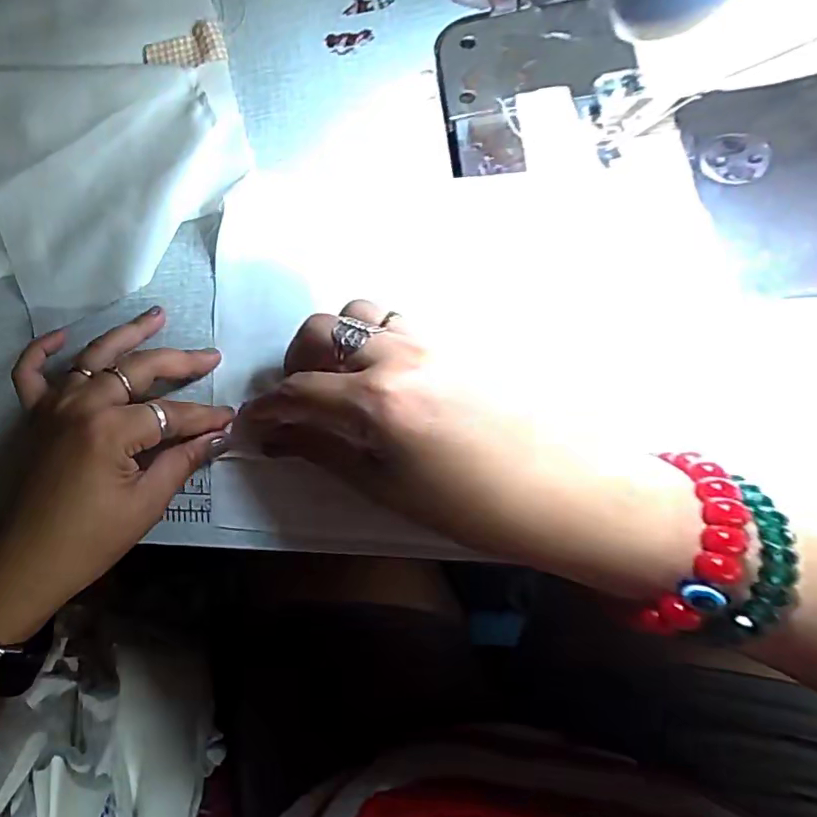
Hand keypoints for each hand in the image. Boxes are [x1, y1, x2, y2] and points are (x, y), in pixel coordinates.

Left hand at [0, 307, 232, 642]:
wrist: (27, 562)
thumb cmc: (91, 540)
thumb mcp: (145, 504)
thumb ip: (181, 461)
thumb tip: (218, 436)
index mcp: (111, 429)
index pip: (170, 413)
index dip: (204, 417)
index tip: (230, 417)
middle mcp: (82, 404)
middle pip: (138, 369)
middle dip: (179, 361)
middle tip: (210, 355)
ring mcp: (53, 405)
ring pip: (93, 356)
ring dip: (126, 334)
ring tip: (156, 316)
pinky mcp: (33, 415)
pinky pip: (30, 372)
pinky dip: (44, 351)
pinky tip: (64, 336)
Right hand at [240, 300, 699, 598]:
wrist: (564, 492)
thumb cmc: (471, 506)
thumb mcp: (385, 487)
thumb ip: (325, 451)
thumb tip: (279, 437)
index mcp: (374, 399)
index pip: (297, 390)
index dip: (266, 407)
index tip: (252, 422)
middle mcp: (396, 355)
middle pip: (320, 329)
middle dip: (296, 360)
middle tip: (299, 396)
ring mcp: (428, 342)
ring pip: (362, 311)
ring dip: (338, 338)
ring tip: (343, 377)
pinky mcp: (455, 342)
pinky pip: (400, 320)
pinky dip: (377, 335)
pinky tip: (387, 373)